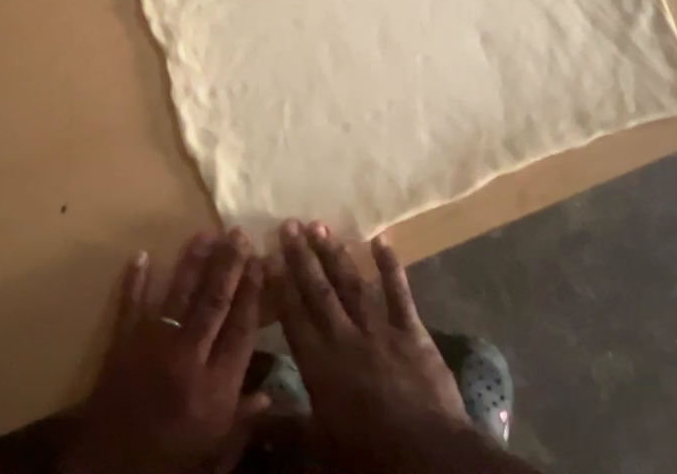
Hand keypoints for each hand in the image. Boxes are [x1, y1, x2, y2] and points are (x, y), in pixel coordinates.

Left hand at [60, 232, 269, 473]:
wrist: (112, 464)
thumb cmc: (171, 455)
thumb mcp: (216, 445)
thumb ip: (244, 416)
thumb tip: (271, 392)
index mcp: (216, 384)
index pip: (241, 327)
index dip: (252, 292)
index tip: (259, 262)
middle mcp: (188, 357)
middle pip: (214, 302)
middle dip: (228, 266)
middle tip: (238, 235)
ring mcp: (153, 346)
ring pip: (178, 295)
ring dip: (192, 263)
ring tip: (205, 235)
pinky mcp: (123, 343)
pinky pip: (130, 305)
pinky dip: (135, 280)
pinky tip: (142, 255)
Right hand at [269, 220, 468, 469]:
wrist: (425, 453)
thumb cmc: (368, 453)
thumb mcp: (320, 444)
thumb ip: (285, 426)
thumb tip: (251, 414)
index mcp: (318, 363)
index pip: (293, 315)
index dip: (280, 284)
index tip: (267, 254)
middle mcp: (344, 337)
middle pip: (319, 290)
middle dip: (302, 257)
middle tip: (290, 224)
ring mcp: (380, 330)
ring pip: (352, 284)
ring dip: (335, 254)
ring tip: (320, 226)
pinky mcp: (411, 331)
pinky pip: (399, 293)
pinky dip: (390, 267)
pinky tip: (381, 241)